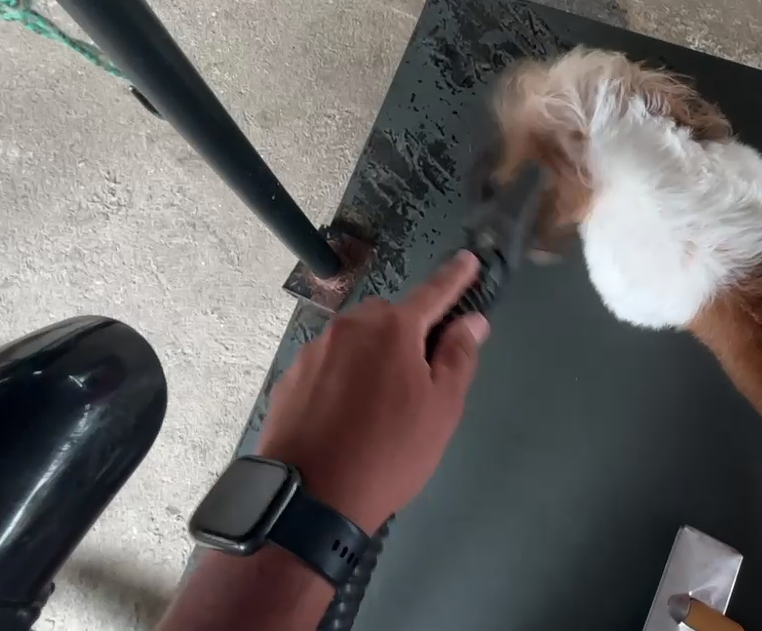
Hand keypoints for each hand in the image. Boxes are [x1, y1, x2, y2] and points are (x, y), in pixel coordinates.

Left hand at [256, 253, 489, 532]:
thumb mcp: (442, 408)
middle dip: (407, 332)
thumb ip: (459, 355)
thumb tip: (470, 321)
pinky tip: (344, 414)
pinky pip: (329, 363)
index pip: (435, 291)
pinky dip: (343, 375)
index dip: (456, 276)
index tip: (468, 260)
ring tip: (376, 403)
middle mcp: (352, 326)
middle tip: (417, 375)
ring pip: (357, 338)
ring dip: (372, 354)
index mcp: (394, 328)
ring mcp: (316, 349)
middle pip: (391, 317)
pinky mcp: (290, 376)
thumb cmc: (389, 451)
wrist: (308, 502)